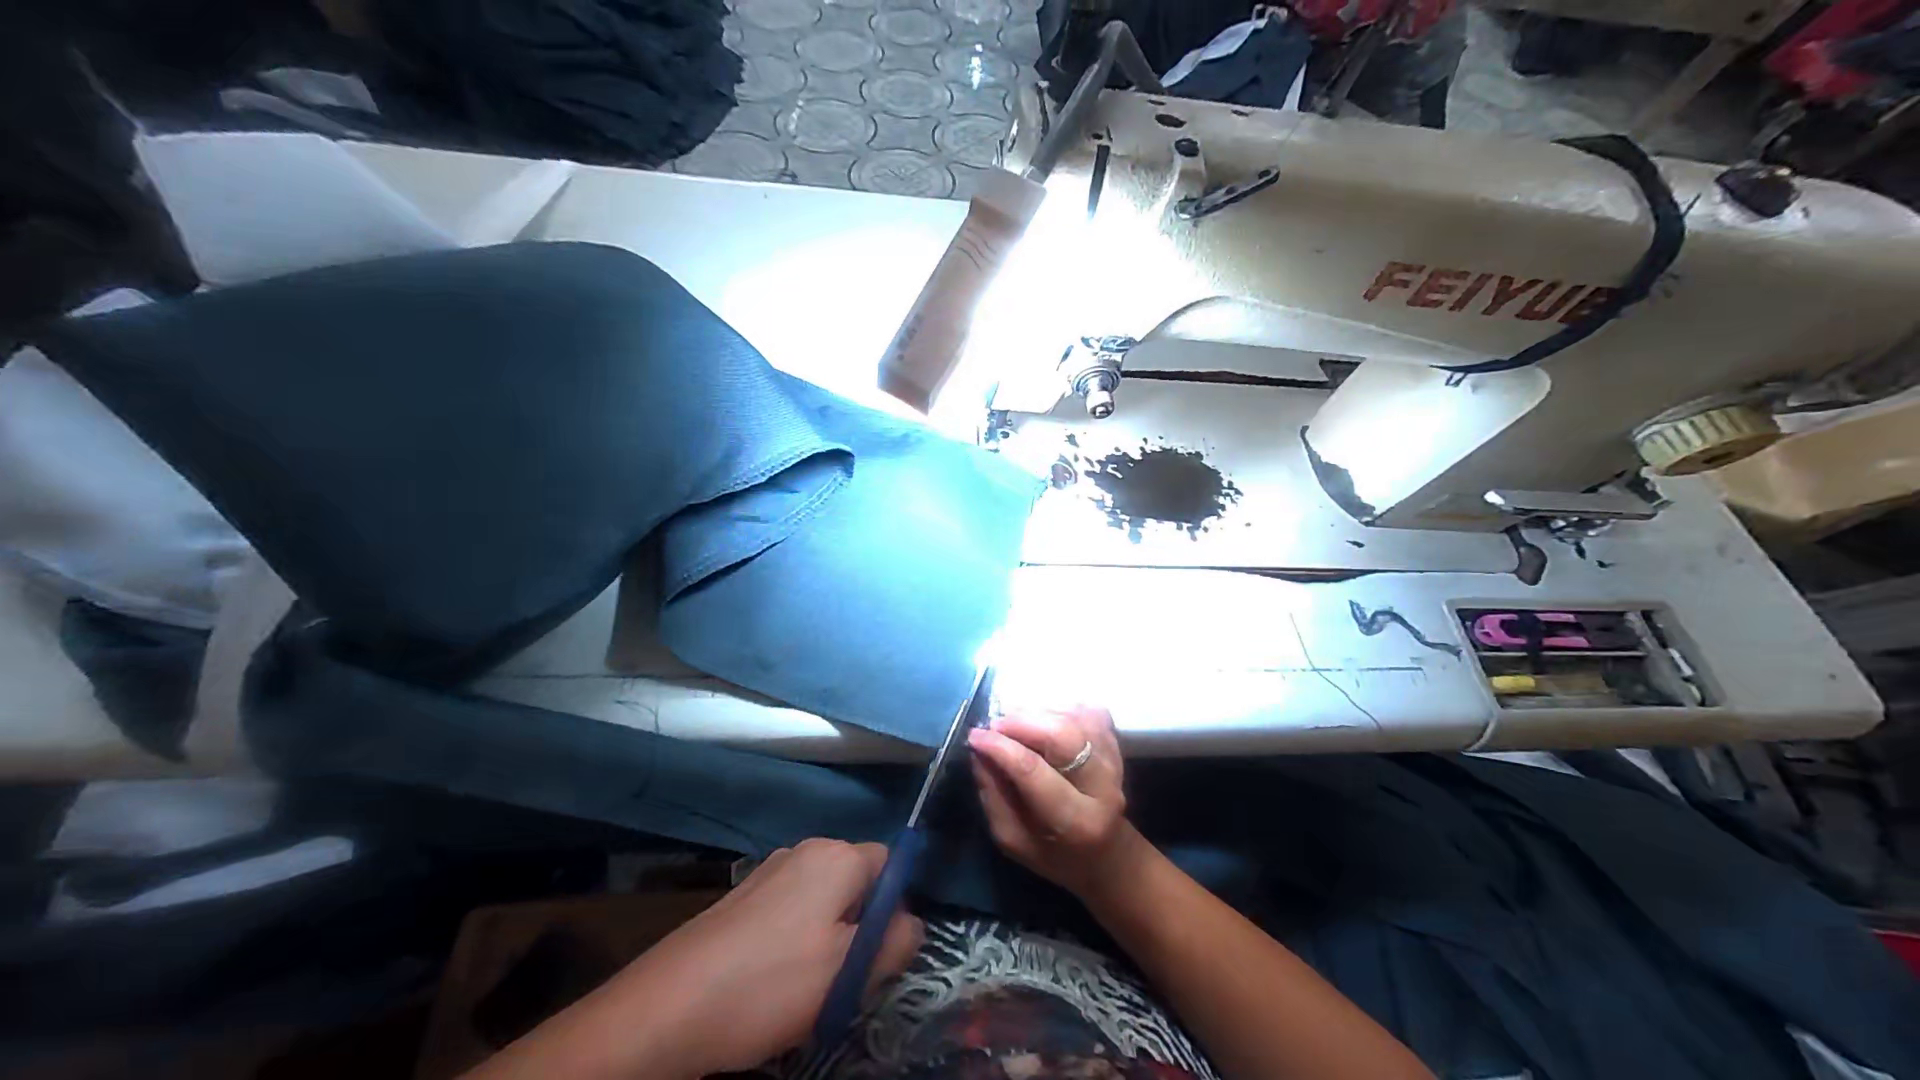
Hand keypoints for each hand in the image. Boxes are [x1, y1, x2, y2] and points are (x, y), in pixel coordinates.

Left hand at [487, 839, 923, 1079]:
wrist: (665, 1009)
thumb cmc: (769, 984)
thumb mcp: (848, 971)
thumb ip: (894, 942)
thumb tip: (912, 923)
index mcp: (835, 856)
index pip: (891, 864)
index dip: (896, 908)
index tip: (881, 955)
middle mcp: (803, 850)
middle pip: (856, 881)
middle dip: (862, 925)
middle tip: (849, 977)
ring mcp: (767, 873)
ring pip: (823, 900)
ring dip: (829, 938)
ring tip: (811, 987)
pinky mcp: (741, 900)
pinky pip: (790, 912)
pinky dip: (795, 941)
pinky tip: (775, 983)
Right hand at [968, 705, 1140, 899]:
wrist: (1107, 856)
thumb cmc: (1054, 855)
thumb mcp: (1013, 839)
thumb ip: (993, 795)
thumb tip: (979, 751)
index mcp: (1075, 822)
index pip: (1034, 771)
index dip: (1001, 748)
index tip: (975, 736)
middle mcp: (1102, 788)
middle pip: (1064, 735)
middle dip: (1022, 722)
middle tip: (995, 725)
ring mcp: (1114, 764)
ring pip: (1076, 719)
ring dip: (1039, 713)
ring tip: (1015, 723)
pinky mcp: (1117, 747)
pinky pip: (1090, 713)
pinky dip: (1062, 709)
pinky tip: (1044, 720)